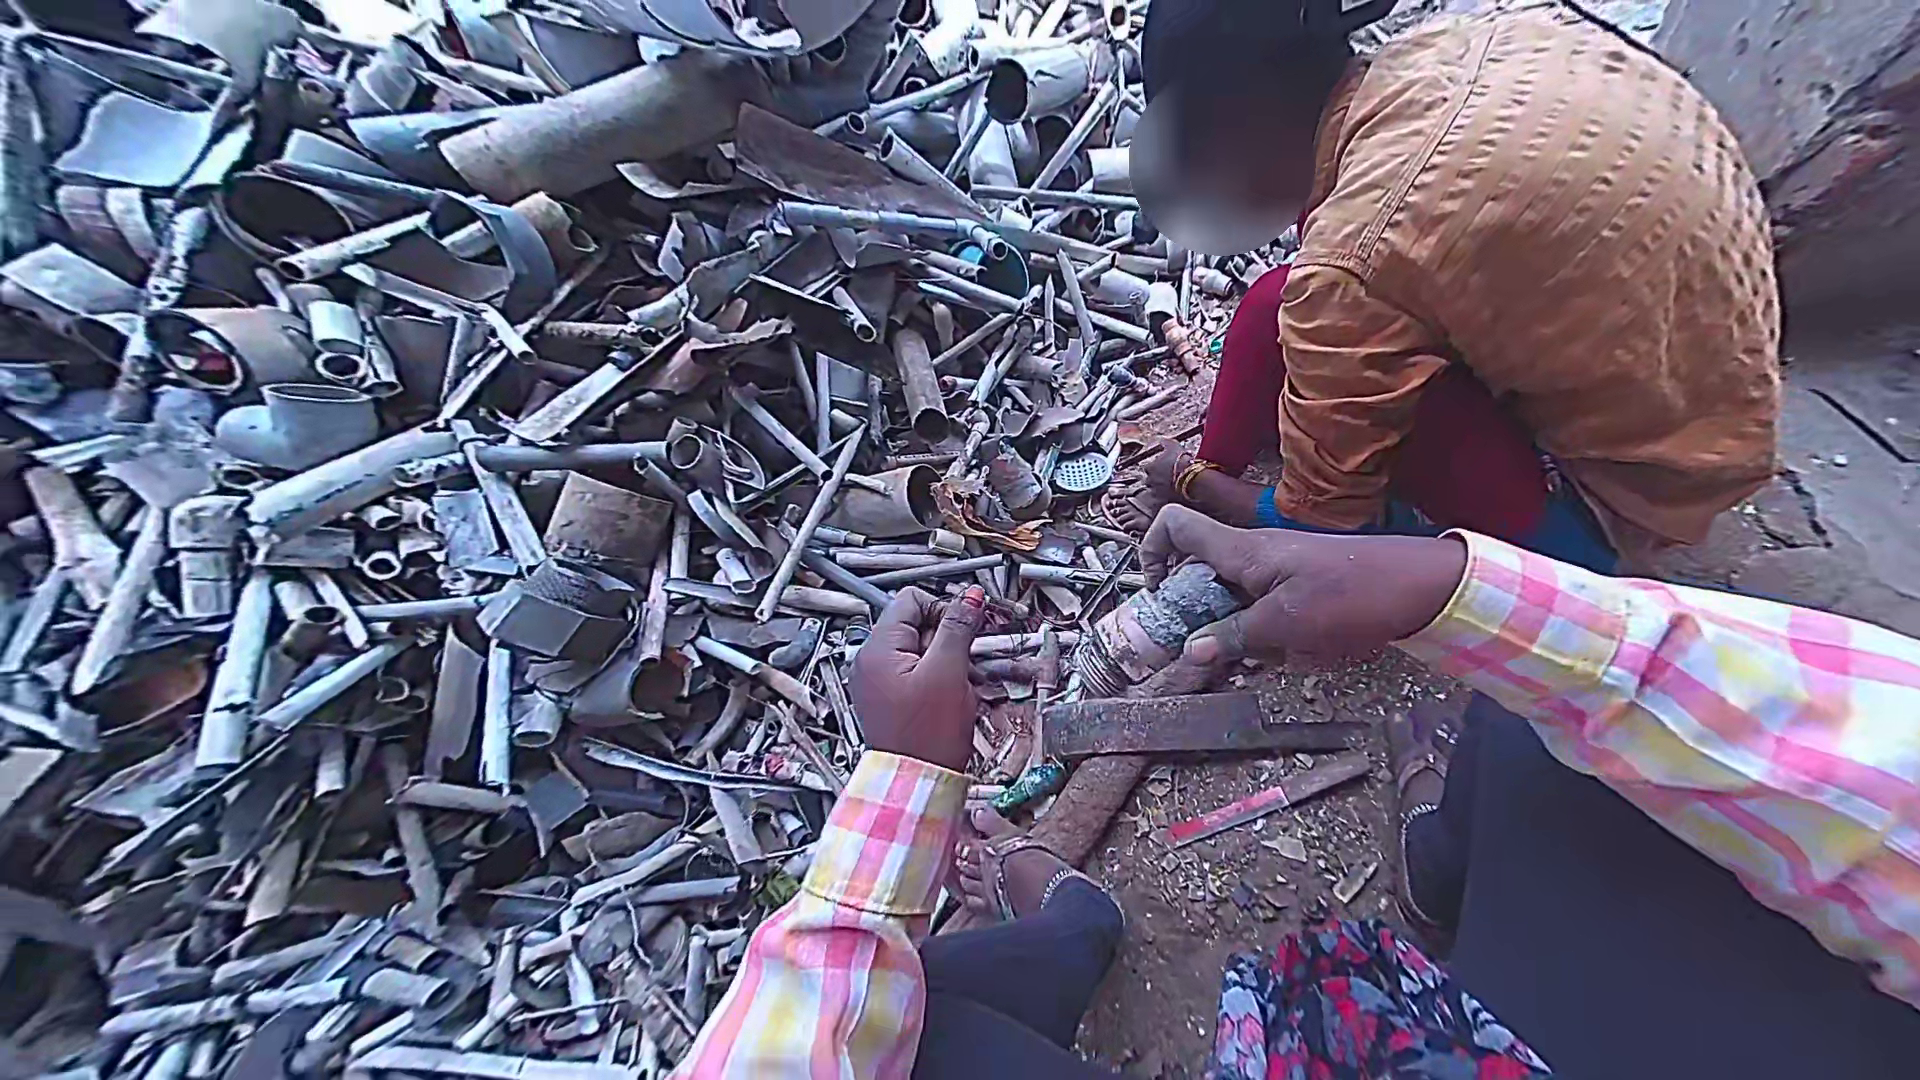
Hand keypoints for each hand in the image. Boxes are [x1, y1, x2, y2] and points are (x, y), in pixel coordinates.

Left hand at [849, 585, 986, 770]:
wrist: (918, 785)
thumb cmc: (926, 739)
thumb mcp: (948, 672)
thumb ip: (958, 627)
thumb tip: (970, 596)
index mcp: (877, 649)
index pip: (911, 600)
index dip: (942, 611)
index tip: (962, 633)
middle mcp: (871, 661)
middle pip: (916, 624)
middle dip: (945, 641)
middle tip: (960, 666)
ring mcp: (879, 680)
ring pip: (922, 649)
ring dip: (946, 662)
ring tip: (953, 688)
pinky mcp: (890, 697)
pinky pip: (918, 672)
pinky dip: (938, 679)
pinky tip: (947, 699)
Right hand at [1139, 505, 1466, 663]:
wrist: (1426, 586)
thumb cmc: (1353, 595)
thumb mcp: (1286, 625)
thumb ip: (1233, 636)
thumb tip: (1189, 652)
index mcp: (1240, 550)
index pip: (1174, 525)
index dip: (1152, 551)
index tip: (1157, 590)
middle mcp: (1249, 553)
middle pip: (1194, 568)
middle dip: (1191, 606)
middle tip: (1199, 641)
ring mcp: (1272, 567)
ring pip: (1226, 592)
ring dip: (1229, 624)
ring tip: (1253, 654)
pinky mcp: (1293, 582)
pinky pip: (1257, 602)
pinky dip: (1258, 628)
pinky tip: (1283, 652)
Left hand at [1140, 437, 1188, 502]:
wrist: (1192, 480)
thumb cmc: (1182, 462)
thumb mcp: (1175, 447)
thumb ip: (1166, 443)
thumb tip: (1162, 440)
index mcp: (1149, 468)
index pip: (1149, 467)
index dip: (1157, 467)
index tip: (1165, 467)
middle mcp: (1149, 482)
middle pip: (1151, 481)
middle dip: (1158, 480)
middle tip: (1170, 479)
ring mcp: (1155, 495)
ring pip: (1156, 494)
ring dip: (1163, 492)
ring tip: (1174, 490)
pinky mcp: (1162, 505)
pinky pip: (1160, 506)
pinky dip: (1165, 503)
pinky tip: (1173, 501)